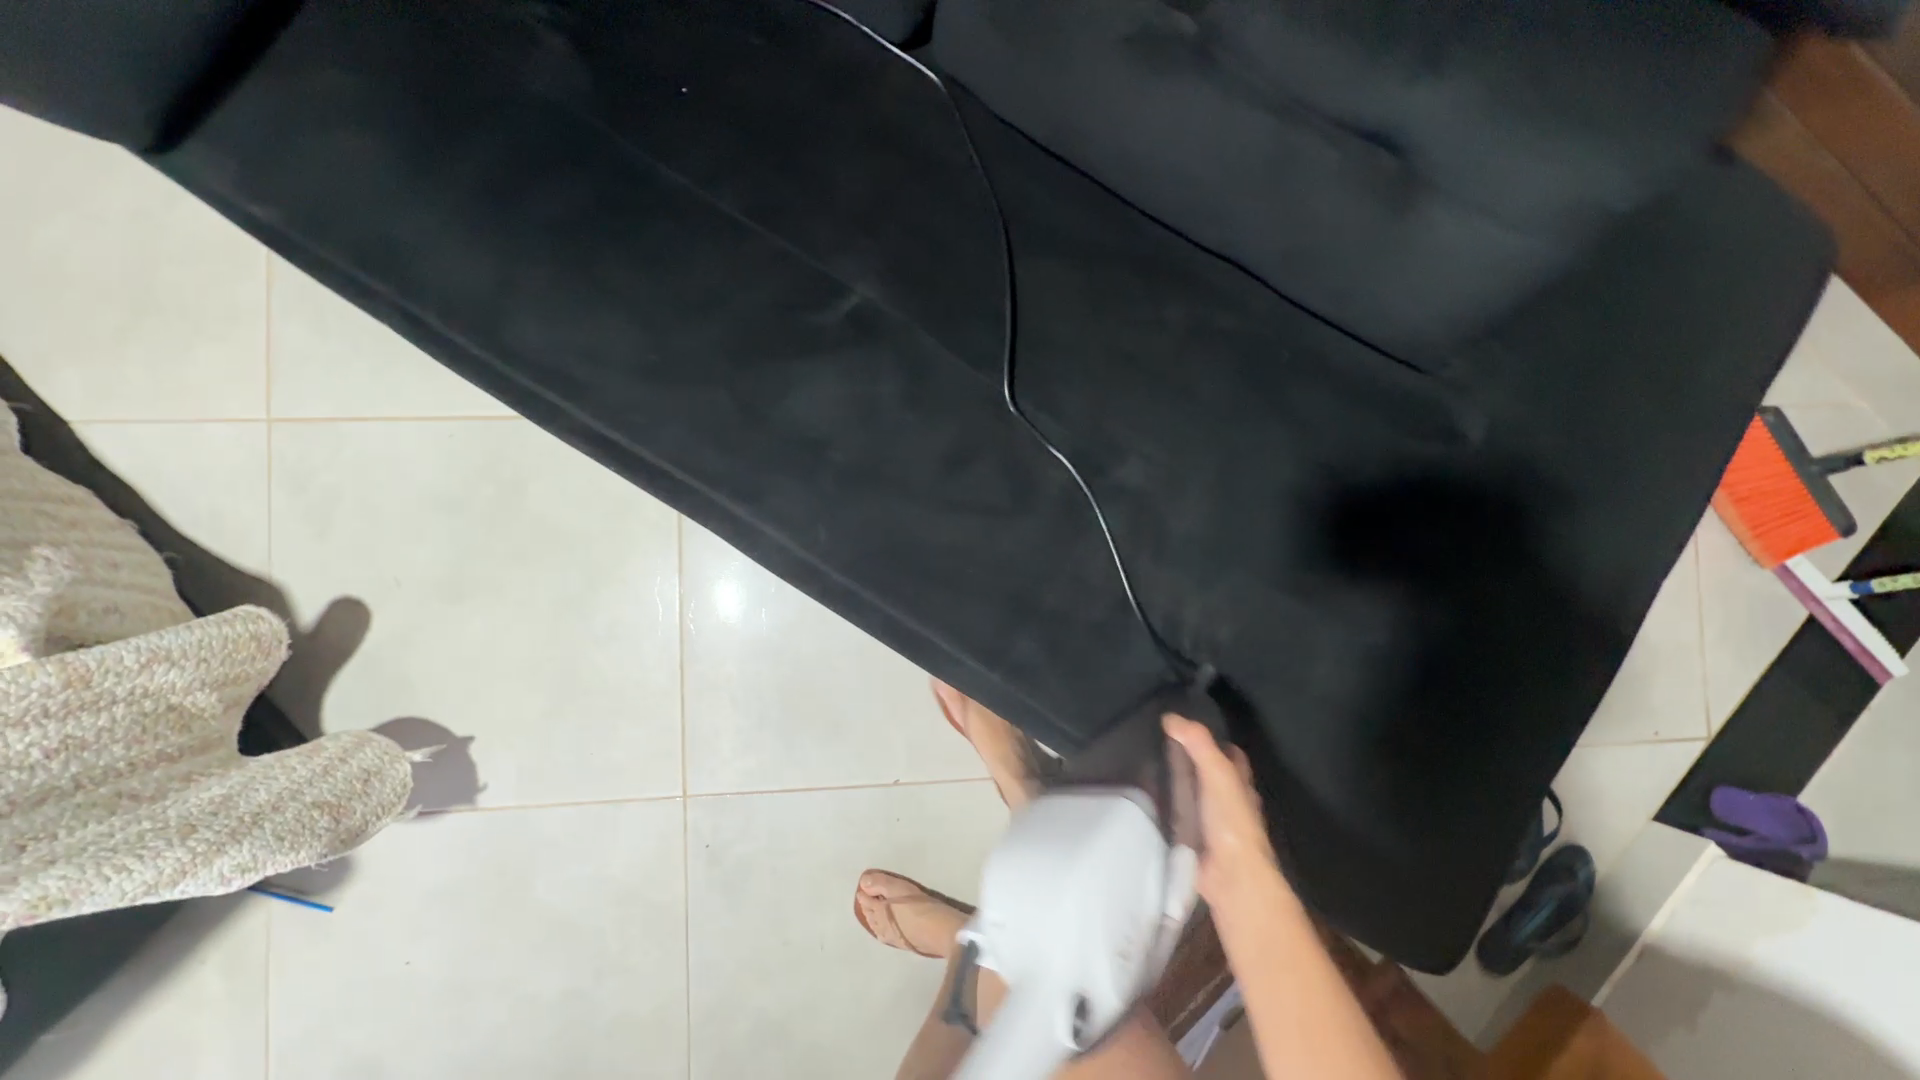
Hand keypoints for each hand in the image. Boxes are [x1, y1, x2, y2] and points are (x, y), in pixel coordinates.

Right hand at [1163, 713, 1284, 909]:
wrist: (1230, 874)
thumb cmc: (1231, 820)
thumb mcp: (1217, 772)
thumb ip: (1198, 744)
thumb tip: (1170, 718)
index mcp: (1240, 784)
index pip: (1230, 755)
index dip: (1213, 741)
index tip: (1185, 730)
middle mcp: (1229, 803)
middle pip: (1209, 776)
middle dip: (1190, 764)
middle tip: (1157, 748)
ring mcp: (1212, 825)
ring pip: (1193, 798)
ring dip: (1176, 787)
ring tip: (1143, 770)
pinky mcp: (1195, 842)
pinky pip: (1178, 820)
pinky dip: (1166, 811)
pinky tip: (1145, 802)